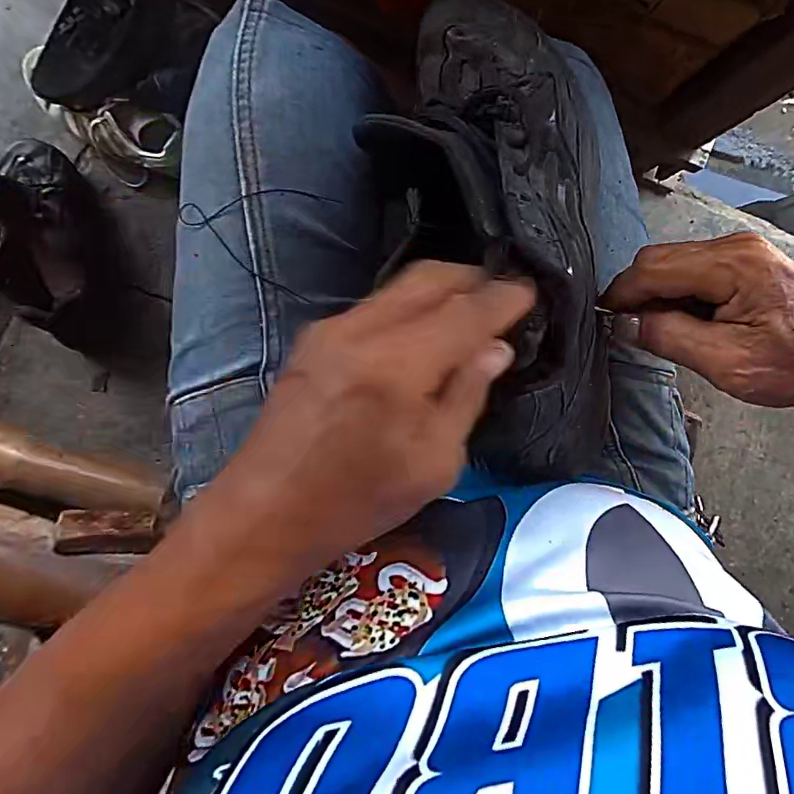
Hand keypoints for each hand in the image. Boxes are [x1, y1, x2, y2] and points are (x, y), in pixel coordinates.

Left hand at [219, 261, 534, 564]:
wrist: (262, 515)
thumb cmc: (356, 502)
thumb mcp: (434, 463)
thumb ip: (467, 395)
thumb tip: (495, 349)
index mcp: (398, 365)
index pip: (466, 311)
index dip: (504, 298)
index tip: (531, 292)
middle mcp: (363, 331)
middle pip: (431, 278)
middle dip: (474, 278)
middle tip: (504, 295)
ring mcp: (332, 329)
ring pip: (401, 287)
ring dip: (442, 290)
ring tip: (471, 311)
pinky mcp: (313, 338)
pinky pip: (377, 305)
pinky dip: (411, 307)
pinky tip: (425, 332)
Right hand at [601, 232, 793, 418]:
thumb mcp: (726, 363)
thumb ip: (668, 337)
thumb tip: (626, 323)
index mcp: (734, 264)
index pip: (653, 267)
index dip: (622, 294)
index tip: (605, 318)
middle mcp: (738, 247)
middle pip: (661, 259)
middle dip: (640, 294)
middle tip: (635, 331)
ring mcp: (745, 252)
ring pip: (677, 263)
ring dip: (662, 295)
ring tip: (671, 332)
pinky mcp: (750, 263)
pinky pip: (698, 269)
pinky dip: (683, 294)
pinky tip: (694, 322)